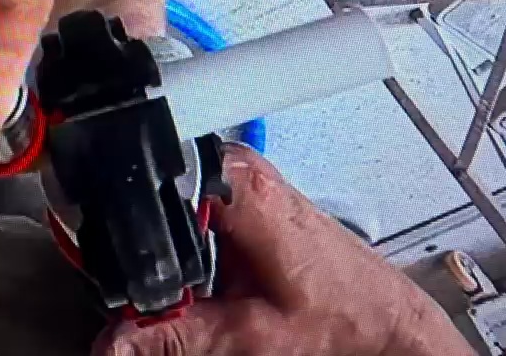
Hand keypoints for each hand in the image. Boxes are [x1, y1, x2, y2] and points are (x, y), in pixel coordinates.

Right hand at [96, 145, 470, 355]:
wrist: (394, 328)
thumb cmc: (344, 326)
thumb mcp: (253, 339)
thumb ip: (176, 335)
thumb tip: (112, 342)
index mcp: (239, 188)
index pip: (154, 181)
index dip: (129, 224)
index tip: (119, 263)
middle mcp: (238, 167)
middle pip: (157, 184)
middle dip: (144, 237)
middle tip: (153, 285)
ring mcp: (241, 173)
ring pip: (171, 191)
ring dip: (165, 238)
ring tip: (189, 283)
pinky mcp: (245, 187)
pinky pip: (193, 198)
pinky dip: (186, 236)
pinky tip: (202, 273)